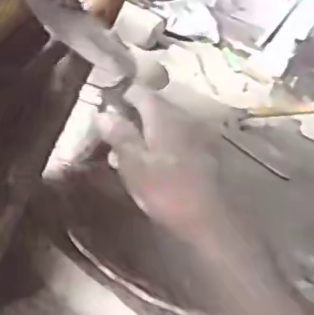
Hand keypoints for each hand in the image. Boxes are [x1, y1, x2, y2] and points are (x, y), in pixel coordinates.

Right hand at [93, 88, 224, 238]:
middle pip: (155, 105)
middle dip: (132, 114)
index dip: (119, 96)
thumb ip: (119, 135)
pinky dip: (162, 142)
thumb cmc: (166, 191)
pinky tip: (152, 161)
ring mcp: (200, 135)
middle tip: (110, 131)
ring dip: (147, 130)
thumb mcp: (133, 164)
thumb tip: (102, 112)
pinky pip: (178, 137)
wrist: (211, 223)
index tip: (102, 108)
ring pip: (166, 122)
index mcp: (165, 117)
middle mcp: (186, 118)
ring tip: (127, 149)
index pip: (140, 92)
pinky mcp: (207, 153)